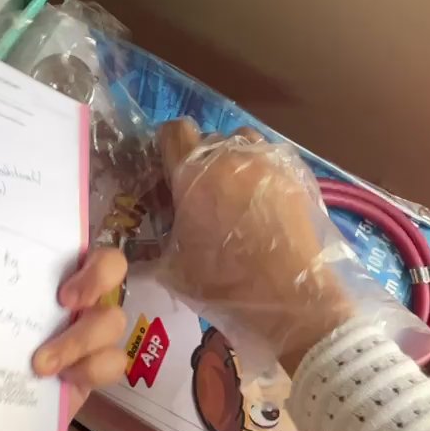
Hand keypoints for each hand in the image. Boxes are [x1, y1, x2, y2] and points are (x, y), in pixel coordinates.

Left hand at [31, 247, 129, 418]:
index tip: (62, 293)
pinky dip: (90, 370)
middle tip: (64, 306)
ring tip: (40, 366)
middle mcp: (78, 291)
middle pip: (114, 268)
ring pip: (113, 321)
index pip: (86, 243)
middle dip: (96, 282)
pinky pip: (114, 362)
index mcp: (52, 269)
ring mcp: (91, 330)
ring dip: (78, 341)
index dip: (92, 264)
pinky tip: (61, 382)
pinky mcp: (93, 367)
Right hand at [156, 119, 355, 371]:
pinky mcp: (297, 174)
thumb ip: (151, 248)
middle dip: (201, 160)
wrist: (292, 300)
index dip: (168, 146)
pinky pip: (271, 158)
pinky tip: (264, 203)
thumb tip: (132, 251)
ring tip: (235, 192)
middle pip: (209, 137)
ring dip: (234, 159)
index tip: (169, 171)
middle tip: (202, 194)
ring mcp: (267, 161)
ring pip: (243, 141)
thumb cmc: (224, 284)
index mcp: (191, 173)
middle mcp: (228, 156)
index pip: (173, 130)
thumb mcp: (173, 269)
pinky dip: (262, 172)